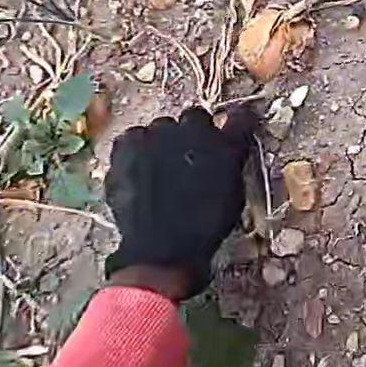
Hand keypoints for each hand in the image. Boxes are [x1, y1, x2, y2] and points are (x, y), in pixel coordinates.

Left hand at [105, 106, 257, 300]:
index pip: (239, 117)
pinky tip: (140, 168)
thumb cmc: (207, 223)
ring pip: (161, 127)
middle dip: (193, 133)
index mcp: (224, 142)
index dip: (234, 125)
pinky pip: (133, 139)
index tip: (231, 134)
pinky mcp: (126, 149)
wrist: (163, 249)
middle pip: (194, 117)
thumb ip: (233, 158)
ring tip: (162, 166)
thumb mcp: (234, 190)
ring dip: (164, 141)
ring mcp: (156, 137)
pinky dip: (137, 149)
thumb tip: (231, 139)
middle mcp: (191, 132)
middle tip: (191, 157)